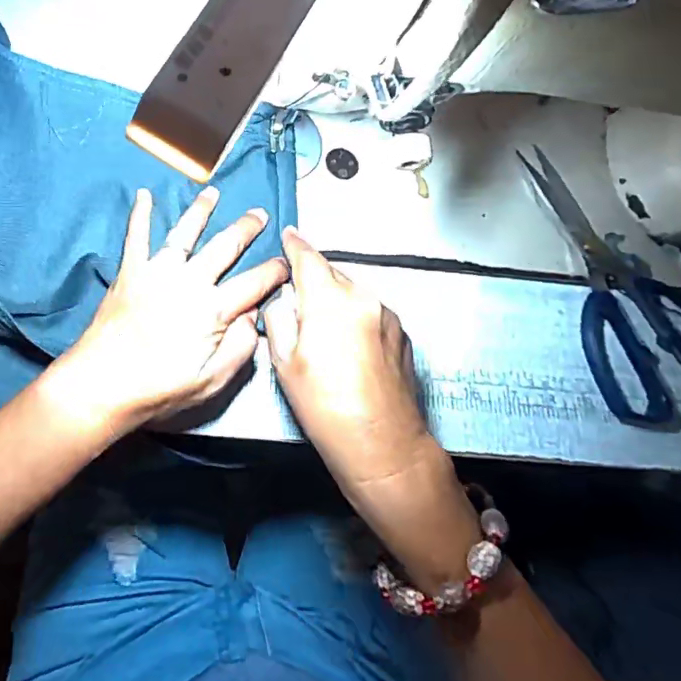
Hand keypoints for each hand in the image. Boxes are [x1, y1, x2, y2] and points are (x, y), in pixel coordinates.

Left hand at [33, 187, 288, 440]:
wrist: (103, 382)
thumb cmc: (158, 388)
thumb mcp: (211, 381)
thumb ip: (239, 348)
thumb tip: (254, 317)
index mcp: (213, 310)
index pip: (254, 284)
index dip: (274, 271)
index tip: (287, 262)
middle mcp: (188, 282)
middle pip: (224, 247)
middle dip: (245, 229)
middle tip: (259, 214)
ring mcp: (156, 273)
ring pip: (184, 233)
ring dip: (200, 211)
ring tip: (212, 193)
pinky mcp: (129, 272)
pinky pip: (136, 237)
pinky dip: (140, 215)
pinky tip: (144, 195)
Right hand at [264, 227, 449, 502]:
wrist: (384, 446)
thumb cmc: (325, 407)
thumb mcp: (284, 363)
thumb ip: (279, 319)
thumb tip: (284, 301)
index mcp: (330, 301)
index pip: (308, 258)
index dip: (295, 244)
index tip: (287, 234)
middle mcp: (362, 298)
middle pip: (331, 273)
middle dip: (313, 278)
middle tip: (294, 297)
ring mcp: (387, 315)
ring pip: (351, 292)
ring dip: (334, 298)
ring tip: (319, 328)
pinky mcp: (401, 333)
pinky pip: (369, 311)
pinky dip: (353, 316)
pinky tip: (344, 345)